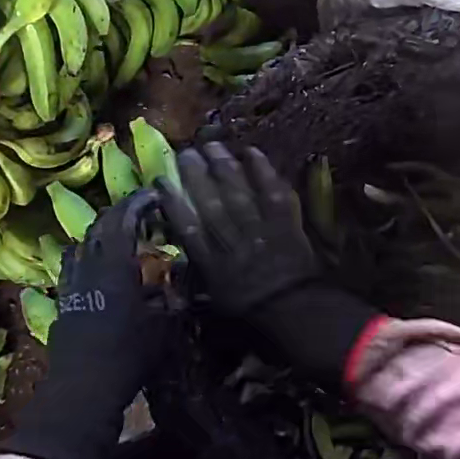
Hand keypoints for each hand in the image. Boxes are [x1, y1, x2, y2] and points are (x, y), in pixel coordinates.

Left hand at [4, 189, 175, 458]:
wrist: (84, 385)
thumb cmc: (129, 352)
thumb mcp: (163, 323)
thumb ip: (173, 292)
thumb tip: (181, 270)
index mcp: (114, 263)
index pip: (124, 218)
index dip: (139, 202)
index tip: (154, 195)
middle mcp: (89, 263)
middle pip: (100, 225)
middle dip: (120, 212)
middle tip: (140, 210)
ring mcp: (71, 280)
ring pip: (83, 242)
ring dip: (101, 231)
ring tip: (119, 233)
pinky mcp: (63, 297)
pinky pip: (73, 263)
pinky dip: (86, 253)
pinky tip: (94, 262)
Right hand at [162, 143, 379, 386]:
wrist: (298, 312)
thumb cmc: (252, 309)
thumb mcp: (216, 297)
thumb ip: (200, 271)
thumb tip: (182, 250)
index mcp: (213, 265)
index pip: (188, 228)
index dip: (173, 202)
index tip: (162, 180)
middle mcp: (233, 243)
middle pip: (211, 204)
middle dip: (197, 176)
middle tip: (187, 152)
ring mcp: (260, 231)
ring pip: (238, 194)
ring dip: (224, 167)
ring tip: (212, 145)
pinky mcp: (285, 222)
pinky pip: (273, 192)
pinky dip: (263, 171)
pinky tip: (251, 151)